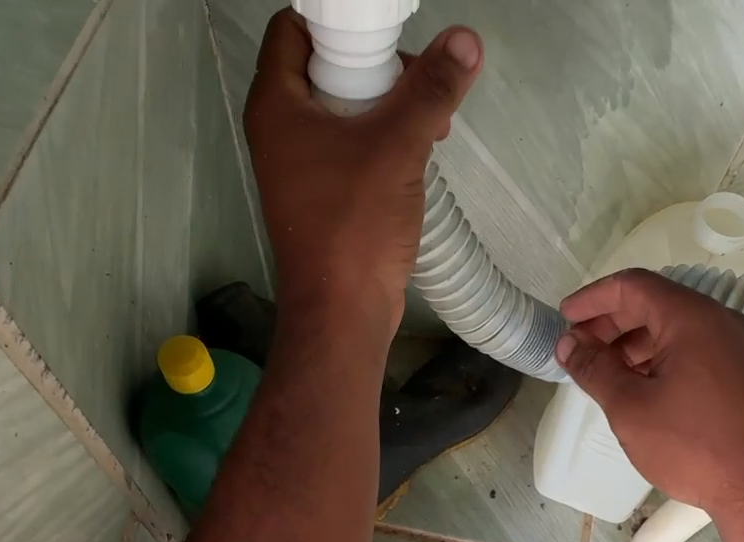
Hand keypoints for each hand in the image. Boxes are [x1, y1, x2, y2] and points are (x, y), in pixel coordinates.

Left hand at [243, 9, 482, 337]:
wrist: (342, 312)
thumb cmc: (354, 224)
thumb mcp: (397, 147)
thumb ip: (430, 90)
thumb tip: (466, 40)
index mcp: (277, 106)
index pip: (294, 28)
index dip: (337, 18)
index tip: (383, 30)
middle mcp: (280, 133)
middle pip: (325, 69)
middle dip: (376, 68)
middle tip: (418, 82)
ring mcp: (301, 170)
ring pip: (344, 114)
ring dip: (387, 109)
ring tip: (431, 124)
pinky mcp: (323, 200)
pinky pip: (352, 152)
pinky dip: (383, 144)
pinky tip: (419, 156)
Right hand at [556, 269, 743, 513]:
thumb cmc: (691, 445)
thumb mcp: (630, 407)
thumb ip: (594, 369)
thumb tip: (567, 345)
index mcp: (692, 318)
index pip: (633, 286)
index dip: (592, 298)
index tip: (564, 319)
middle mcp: (719, 322)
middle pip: (654, 304)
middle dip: (610, 323)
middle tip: (577, 350)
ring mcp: (736, 348)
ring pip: (674, 330)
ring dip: (632, 344)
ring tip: (602, 373)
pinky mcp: (742, 374)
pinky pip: (693, 350)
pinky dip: (659, 359)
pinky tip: (638, 388)